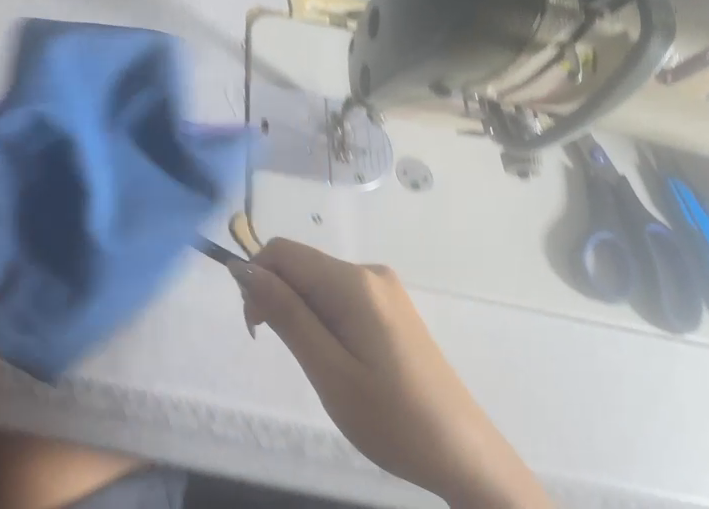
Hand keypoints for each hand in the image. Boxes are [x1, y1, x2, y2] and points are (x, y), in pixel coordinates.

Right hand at [233, 240, 549, 508]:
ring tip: (318, 365)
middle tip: (286, 353)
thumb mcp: (327, 369)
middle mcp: (369, 273)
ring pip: (317, 283)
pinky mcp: (391, 310)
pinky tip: (339, 360)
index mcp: (353, 283)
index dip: (255, 280)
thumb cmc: (391, 418)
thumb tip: (242, 267)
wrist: (465, 456)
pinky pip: (339, 298)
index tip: (258, 330)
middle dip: (277, 299)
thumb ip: (285, 313)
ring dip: (299, 313)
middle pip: (300, 265)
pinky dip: (322, 321)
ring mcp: (385, 291)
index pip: (281, 252)